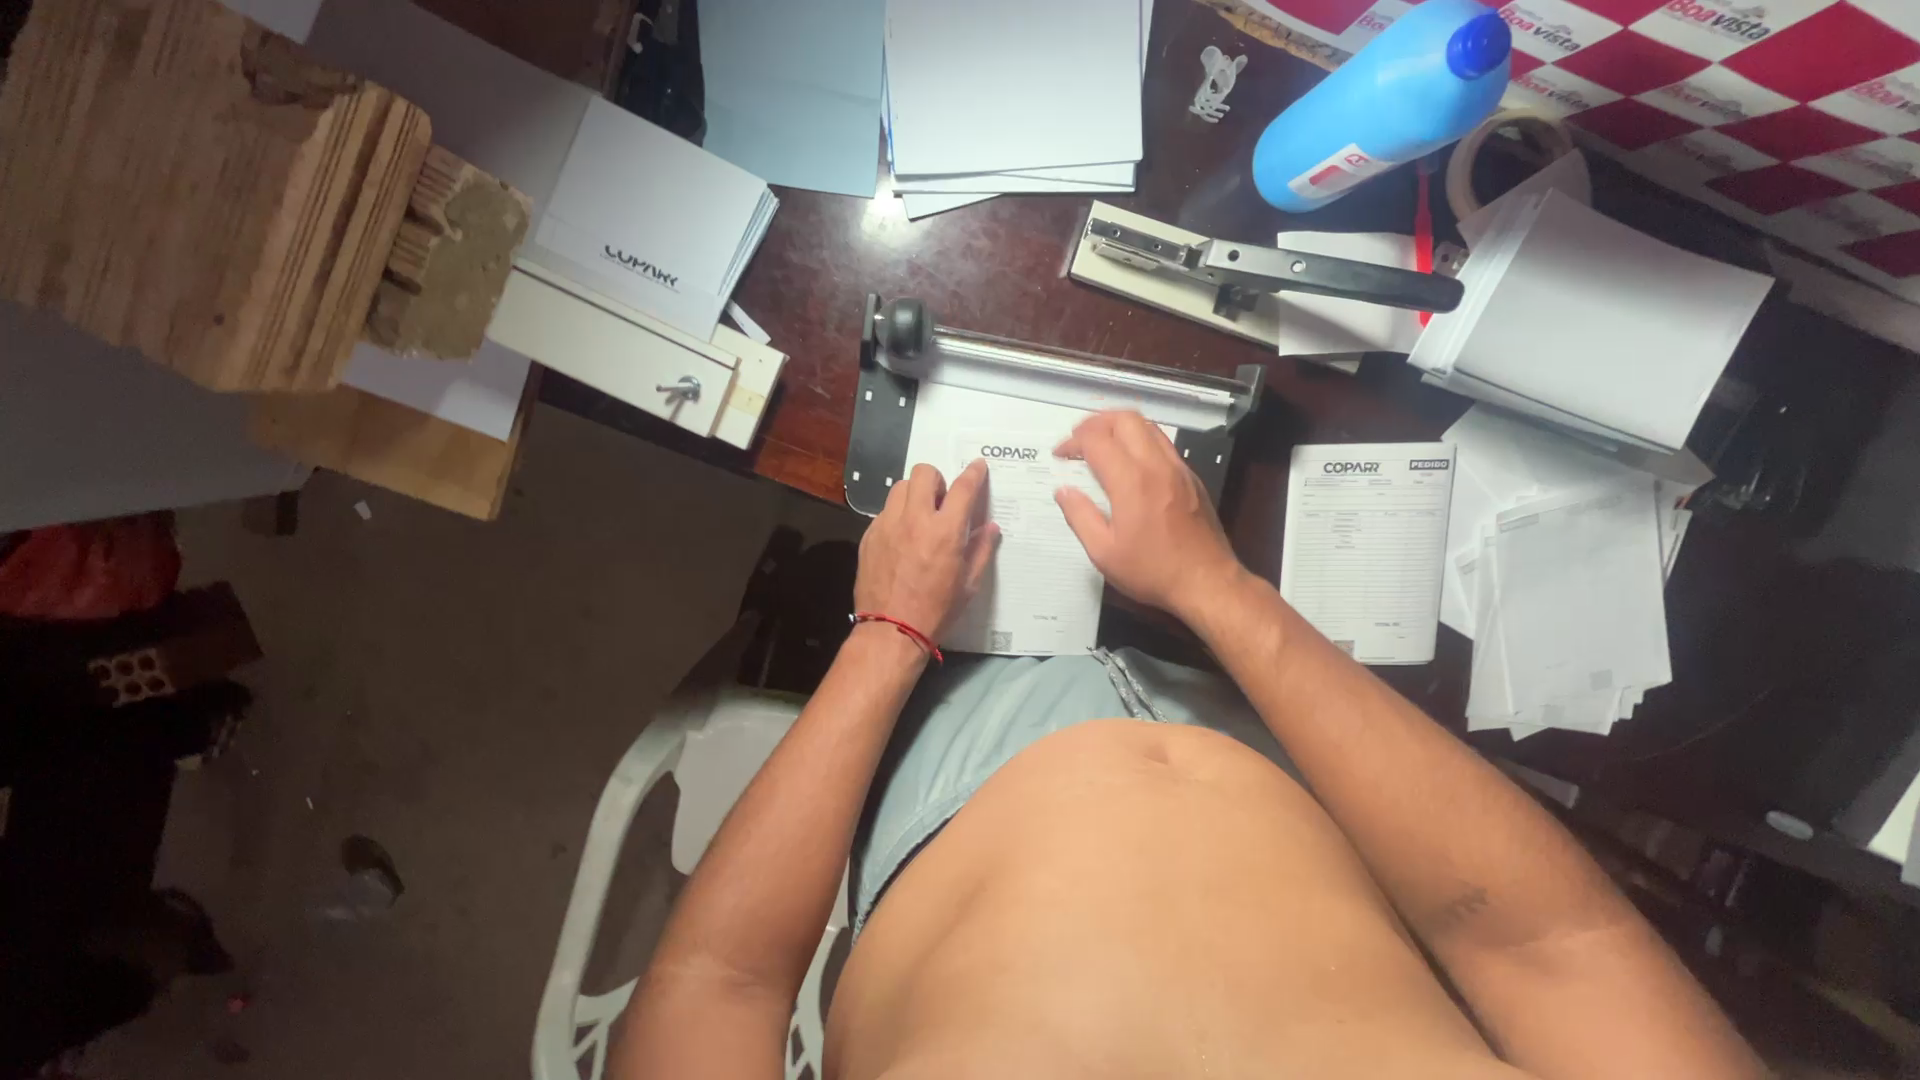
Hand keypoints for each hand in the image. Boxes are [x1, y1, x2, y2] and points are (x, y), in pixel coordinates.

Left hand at [855, 461, 999, 640]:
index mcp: (945, 531)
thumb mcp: (968, 584)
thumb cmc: (936, 610)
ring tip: (920, 515)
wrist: (891, 630)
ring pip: (900, 488)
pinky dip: (897, 515)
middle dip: (937, 480)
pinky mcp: (869, 536)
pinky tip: (902, 537)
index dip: (973, 473)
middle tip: (942, 500)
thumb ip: (981, 550)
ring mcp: (887, 525)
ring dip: (914, 494)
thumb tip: (990, 528)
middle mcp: (915, 520)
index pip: (963, 488)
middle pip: (924, 473)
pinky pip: (885, 511)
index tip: (977, 466)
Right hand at [1054, 411, 1244, 619]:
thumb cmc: (1152, 571)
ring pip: (1148, 426)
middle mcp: (1157, 466)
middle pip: (1125, 419)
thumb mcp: (1103, 552)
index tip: (1061, 455)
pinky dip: (1140, 440)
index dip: (1073, 441)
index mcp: (1132, 482)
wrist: (1206, 582)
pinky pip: (1163, 444)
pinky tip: (1130, 463)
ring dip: (1120, 427)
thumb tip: (1063, 491)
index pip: (1096, 440)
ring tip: (1102, 444)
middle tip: (1079, 439)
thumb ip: (1079, 516)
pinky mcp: (1192, 478)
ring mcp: (1179, 469)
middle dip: (1096, 422)